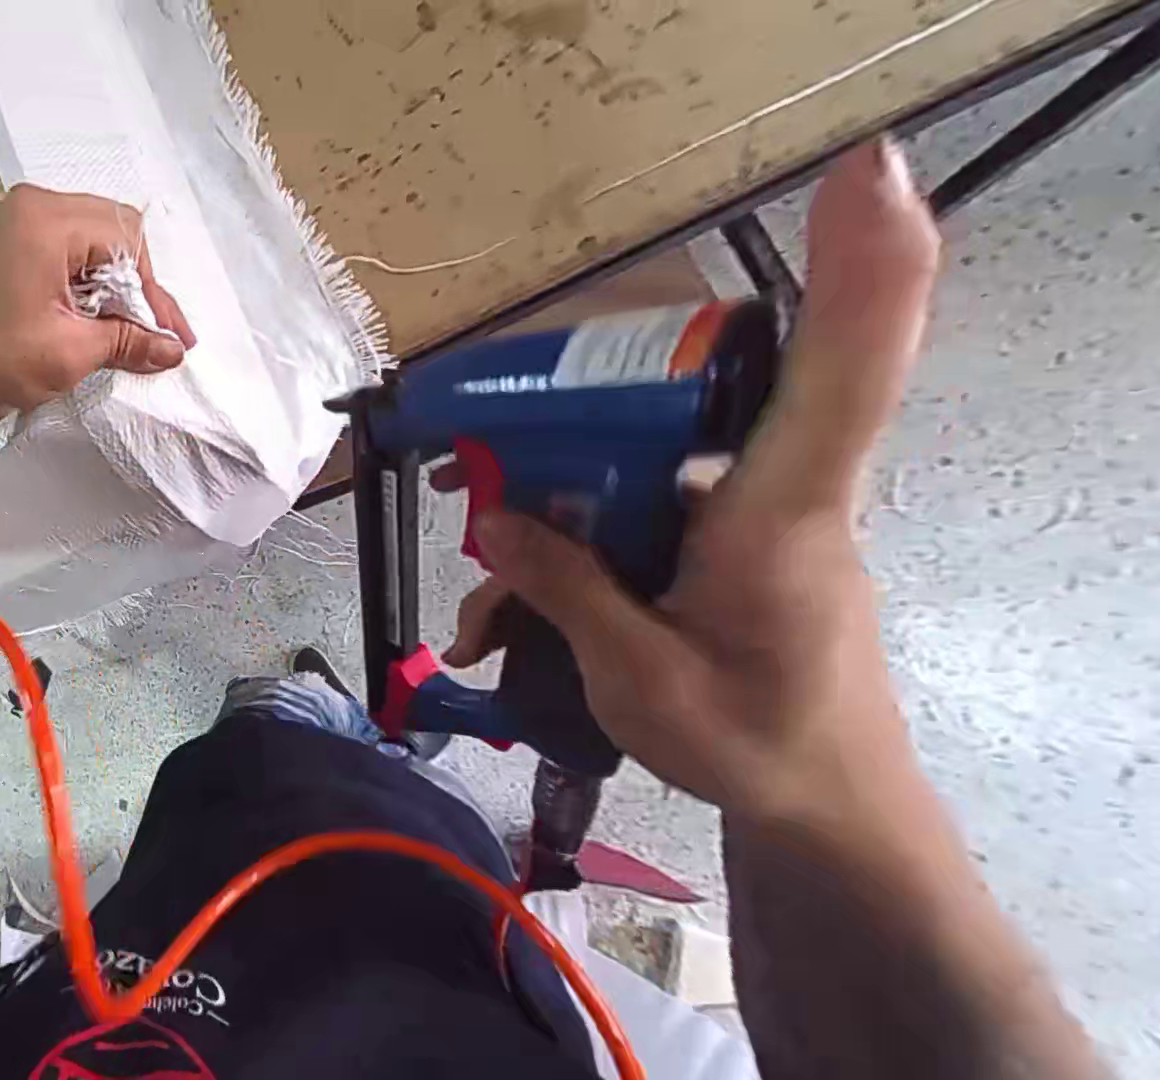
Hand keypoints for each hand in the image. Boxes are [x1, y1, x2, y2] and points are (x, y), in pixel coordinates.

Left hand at [0, 184, 195, 411]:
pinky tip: (99, 317)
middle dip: (139, 287)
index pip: (128, 240)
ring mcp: (22, 220)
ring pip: (97, 242)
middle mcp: (35, 207)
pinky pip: (73, 251)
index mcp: (47, 222)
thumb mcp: (71, 353)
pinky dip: (93, 284)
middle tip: (154, 332)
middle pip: (116, 233)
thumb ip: (129, 343)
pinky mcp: (17, 241)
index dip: (153, 292)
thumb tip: (173, 349)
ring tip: (129, 329)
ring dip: (118, 287)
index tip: (168, 337)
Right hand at [440, 141, 940, 828]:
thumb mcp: (640, 679)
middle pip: (661, 411)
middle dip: (551, 429)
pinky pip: (617, 527)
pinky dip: (554, 563)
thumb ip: (567, 591)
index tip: (864, 171)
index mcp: (778, 520)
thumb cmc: (752, 746)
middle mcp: (760, 496)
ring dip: (537, 517)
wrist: (817, 808)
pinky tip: (503, 624)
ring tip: (478, 577)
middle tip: (461, 463)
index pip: (844, 373)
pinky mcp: (703, 546)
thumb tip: (497, 519)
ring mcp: (727, 519)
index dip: (865, 266)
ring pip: (618, 476)